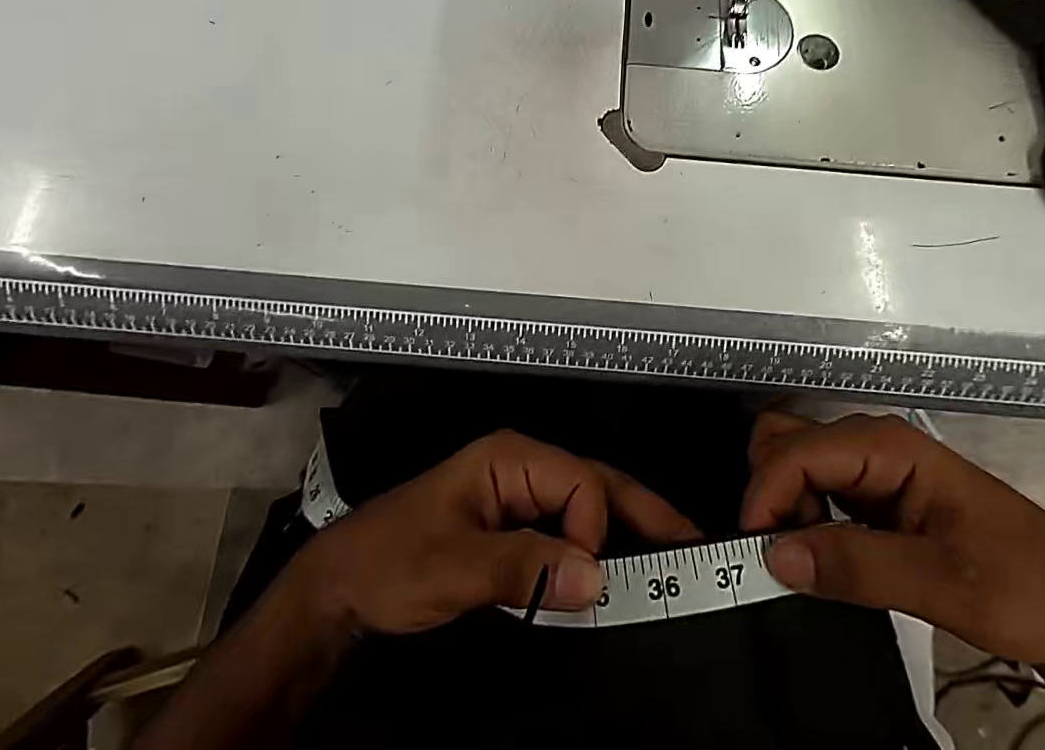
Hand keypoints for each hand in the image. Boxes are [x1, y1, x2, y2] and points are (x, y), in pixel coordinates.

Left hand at [281, 430, 700, 636]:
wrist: (344, 586)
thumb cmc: (393, 562)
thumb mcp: (454, 565)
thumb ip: (525, 566)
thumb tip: (599, 575)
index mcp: (508, 459)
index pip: (579, 483)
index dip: (594, 529)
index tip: (586, 578)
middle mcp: (518, 469)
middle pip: (593, 486)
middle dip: (643, 515)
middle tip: (700, 549)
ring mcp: (515, 497)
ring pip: (584, 510)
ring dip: (625, 535)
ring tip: (673, 561)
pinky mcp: (511, 527)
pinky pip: (565, 534)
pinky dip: (594, 552)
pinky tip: (620, 574)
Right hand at [742, 411, 1044, 666]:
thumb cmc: (1032, 590)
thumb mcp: (947, 585)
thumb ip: (857, 566)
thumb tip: (773, 556)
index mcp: (888, 446)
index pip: (794, 452)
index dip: (766, 495)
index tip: (754, 549)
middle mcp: (870, 443)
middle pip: (782, 442)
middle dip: (769, 492)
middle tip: (784, 550)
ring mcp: (869, 466)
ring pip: (790, 462)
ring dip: (782, 505)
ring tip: (808, 557)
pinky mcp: (871, 492)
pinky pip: (811, 488)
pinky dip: (798, 515)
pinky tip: (820, 551)